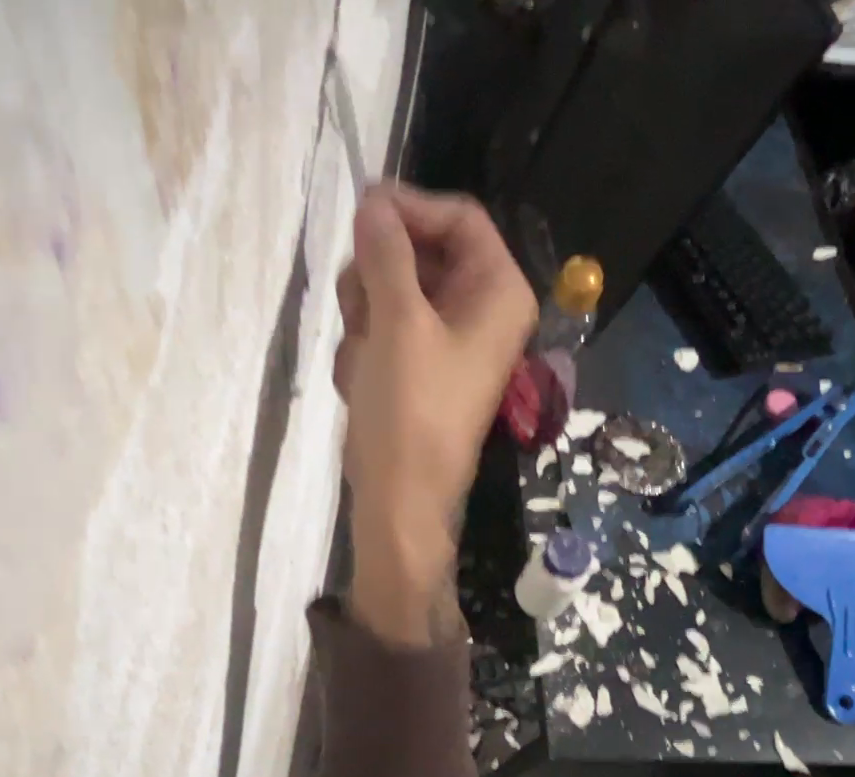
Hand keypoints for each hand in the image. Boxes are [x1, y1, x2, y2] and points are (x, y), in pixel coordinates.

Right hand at [335, 184, 537, 643]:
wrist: (399, 497)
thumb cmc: (410, 409)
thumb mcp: (397, 323)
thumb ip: (385, 254)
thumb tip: (373, 201)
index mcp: (498, 291)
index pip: (459, 219)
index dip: (409, 209)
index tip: (359, 210)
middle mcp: (480, 309)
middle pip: (422, 252)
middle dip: (379, 276)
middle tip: (356, 303)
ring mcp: (448, 340)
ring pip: (394, 290)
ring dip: (365, 316)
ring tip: (363, 355)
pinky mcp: (419, 366)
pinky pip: (384, 329)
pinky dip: (365, 347)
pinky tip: (361, 379)